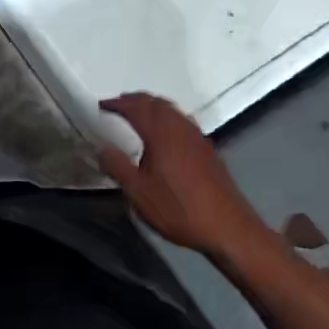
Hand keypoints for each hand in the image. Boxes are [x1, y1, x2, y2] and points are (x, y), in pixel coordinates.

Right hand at [97, 93, 275, 260]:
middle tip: (116, 107)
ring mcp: (197, 136)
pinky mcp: (207, 149)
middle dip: (134, 101)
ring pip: (171, 111)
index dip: (117, 103)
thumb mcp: (138, 192)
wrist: (227, 227)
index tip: (101, 106)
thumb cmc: (178, 208)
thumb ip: (117, 166)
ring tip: (137, 118)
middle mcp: (180, 127)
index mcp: (161, 132)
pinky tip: (164, 136)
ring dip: (152, 108)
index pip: (136, 107)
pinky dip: (167, 119)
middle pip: (155, 102)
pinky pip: (182, 122)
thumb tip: (101, 148)